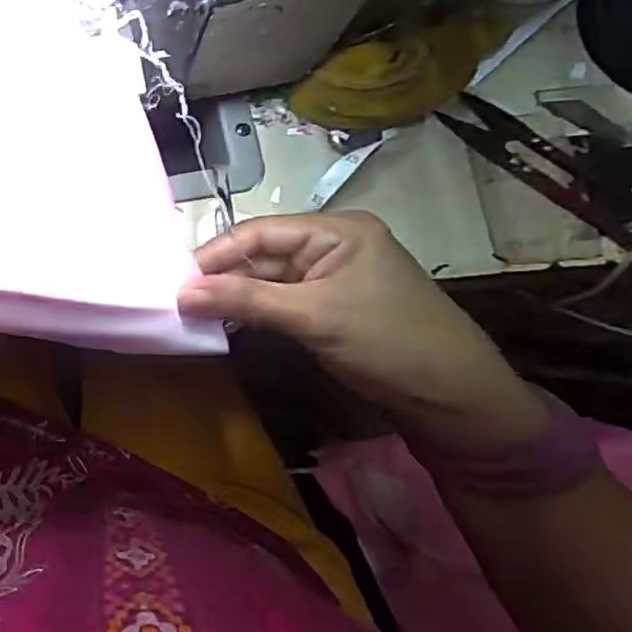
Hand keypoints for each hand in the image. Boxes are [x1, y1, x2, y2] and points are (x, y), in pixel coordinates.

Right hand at [178, 211, 548, 446]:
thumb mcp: (312, 316)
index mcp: (335, 231)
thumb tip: (181, 293)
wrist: (455, 400)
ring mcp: (327, 278)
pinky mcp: (325, 308)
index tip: (176, 280)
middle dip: (220, 277)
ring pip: (264, 280)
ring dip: (231, 297)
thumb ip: (244, 300)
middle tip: (177, 300)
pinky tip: (222, 323)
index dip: (216, 254)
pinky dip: (250, 312)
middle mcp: (328, 246)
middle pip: (259, 255)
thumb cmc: (388, 342)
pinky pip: (276, 302)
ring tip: (191, 313)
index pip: (259, 233)